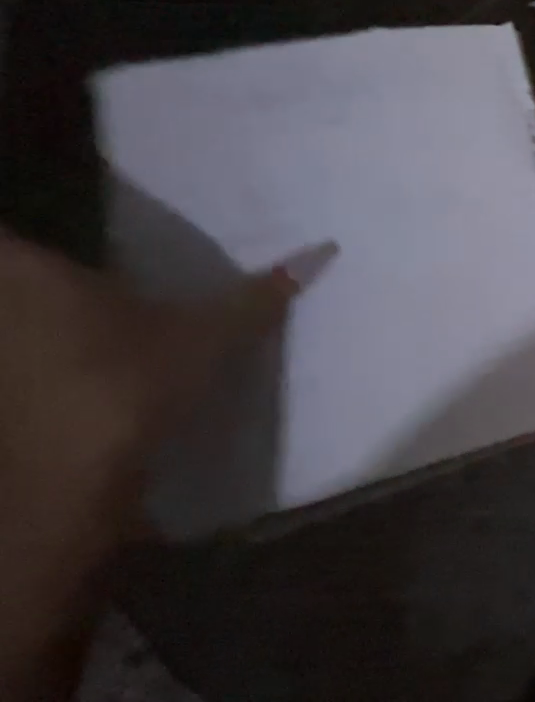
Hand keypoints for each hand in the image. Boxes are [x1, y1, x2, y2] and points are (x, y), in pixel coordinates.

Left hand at [0, 229, 333, 697]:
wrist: (61, 481)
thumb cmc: (127, 382)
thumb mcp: (210, 335)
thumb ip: (262, 294)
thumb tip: (326, 249)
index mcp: (25, 270)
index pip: (12, 229)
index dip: (38, 231)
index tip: (71, 234)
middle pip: (13, 270)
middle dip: (39, 275)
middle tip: (95, 276)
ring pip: (14, 319)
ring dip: (36, 321)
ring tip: (90, 324)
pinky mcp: (1, 397)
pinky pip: (18, 359)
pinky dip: (37, 365)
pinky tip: (71, 374)